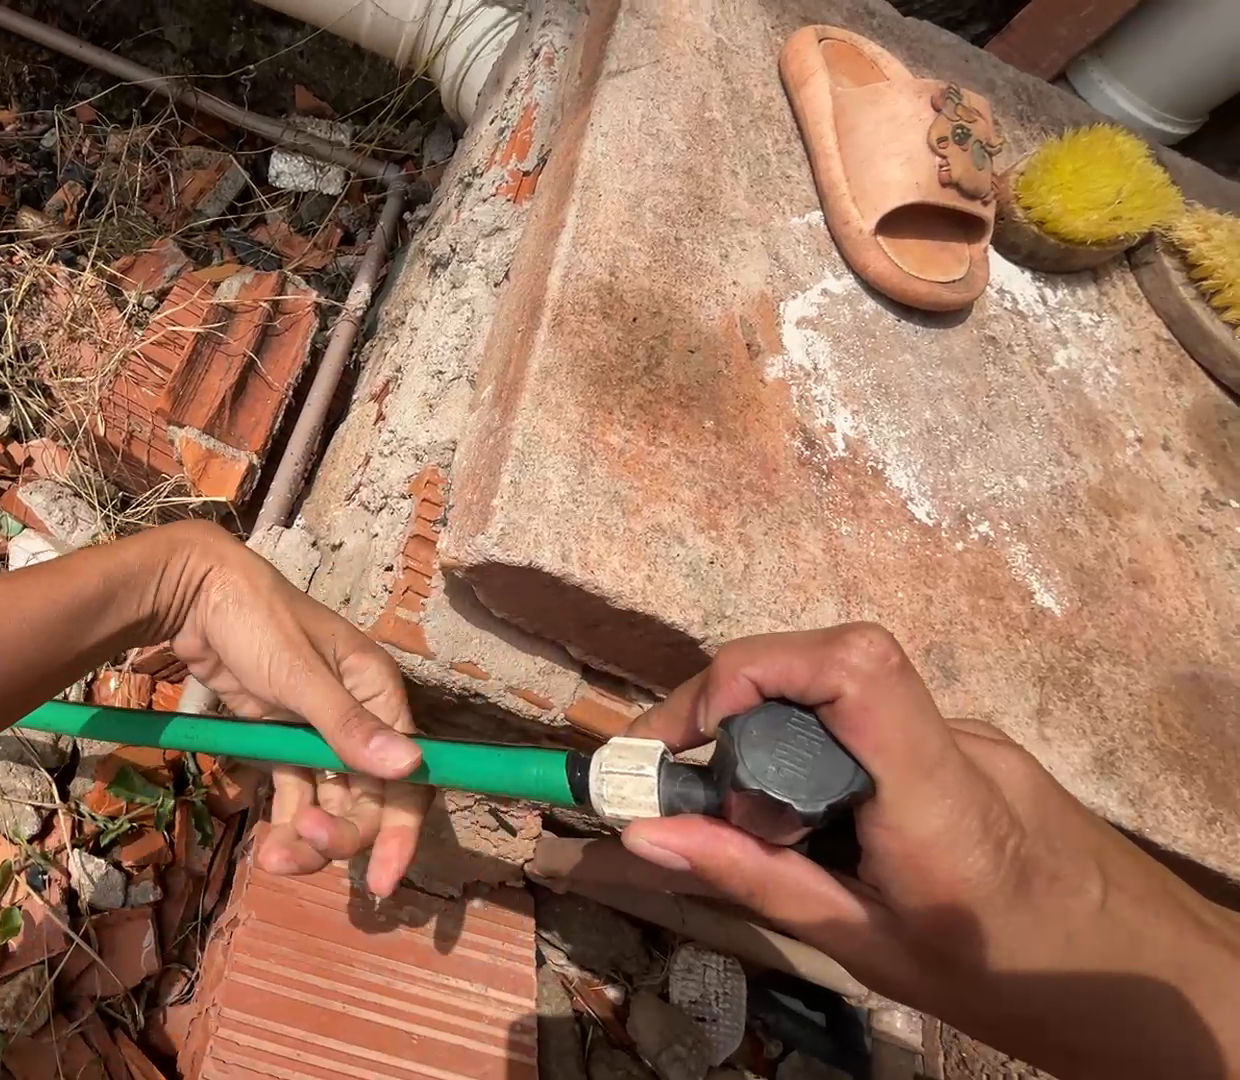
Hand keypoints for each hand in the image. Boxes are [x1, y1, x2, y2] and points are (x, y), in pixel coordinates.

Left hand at [150, 522, 429, 896]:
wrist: (195, 594)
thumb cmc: (255, 619)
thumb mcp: (298, 672)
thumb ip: (347, 724)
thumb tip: (411, 766)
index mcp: (375, 690)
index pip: (404, 771)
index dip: (398, 828)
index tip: (379, 880)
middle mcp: (355, 714)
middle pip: (367, 794)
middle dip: (339, 830)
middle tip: (301, 845)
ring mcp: (316, 729)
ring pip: (328, 799)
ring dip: (308, 834)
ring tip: (271, 858)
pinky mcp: (281, 739)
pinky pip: (295, 790)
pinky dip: (287, 819)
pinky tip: (267, 844)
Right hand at [613, 624, 1239, 1078]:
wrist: (1181, 994)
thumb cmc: (1022, 984)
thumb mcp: (869, 949)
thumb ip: (754, 880)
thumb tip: (641, 835)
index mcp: (938, 796)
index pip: (857, 668)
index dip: (757, 668)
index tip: (696, 730)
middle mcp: (953, 738)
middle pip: (818, 664)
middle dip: (722, 699)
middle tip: (671, 765)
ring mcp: (964, 732)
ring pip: (830, 689)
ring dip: (755, 721)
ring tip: (729, 797)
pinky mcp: (964, 742)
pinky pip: (858, 718)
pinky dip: (800, 743)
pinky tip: (801, 807)